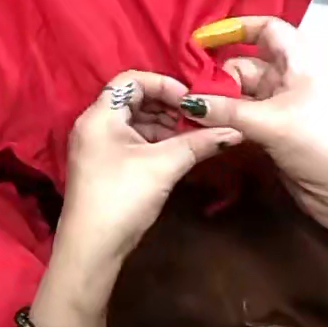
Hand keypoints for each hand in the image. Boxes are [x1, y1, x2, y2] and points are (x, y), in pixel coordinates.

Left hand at [56, 70, 243, 265]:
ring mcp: (96, 145)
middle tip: (196, 119)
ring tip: (192, 137)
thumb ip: (199, 142)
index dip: (164, 84)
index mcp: (99, 115)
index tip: (191, 102)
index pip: (131, 80)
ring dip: (164, 124)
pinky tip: (177, 152)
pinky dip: (154, 141)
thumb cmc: (122, 197)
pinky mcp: (103, 163)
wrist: (92, 246)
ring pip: (134, 121)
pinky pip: (130, 139)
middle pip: (132, 99)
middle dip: (167, 105)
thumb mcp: (163, 165)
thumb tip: (235, 129)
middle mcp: (93, 124)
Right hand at [178, 17, 327, 225]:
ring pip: (237, 96)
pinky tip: (197, 128)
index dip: (237, 28)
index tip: (203, 40)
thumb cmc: (325, 145)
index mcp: (299, 65)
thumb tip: (186, 101)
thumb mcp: (273, 122)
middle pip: (243, 67)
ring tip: (185, 114)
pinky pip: (237, 120)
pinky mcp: (270, 134)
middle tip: (187, 96)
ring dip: (214, 103)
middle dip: (216, 77)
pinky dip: (219, 122)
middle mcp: (287, 82)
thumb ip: (226, 111)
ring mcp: (278, 109)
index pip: (268, 31)